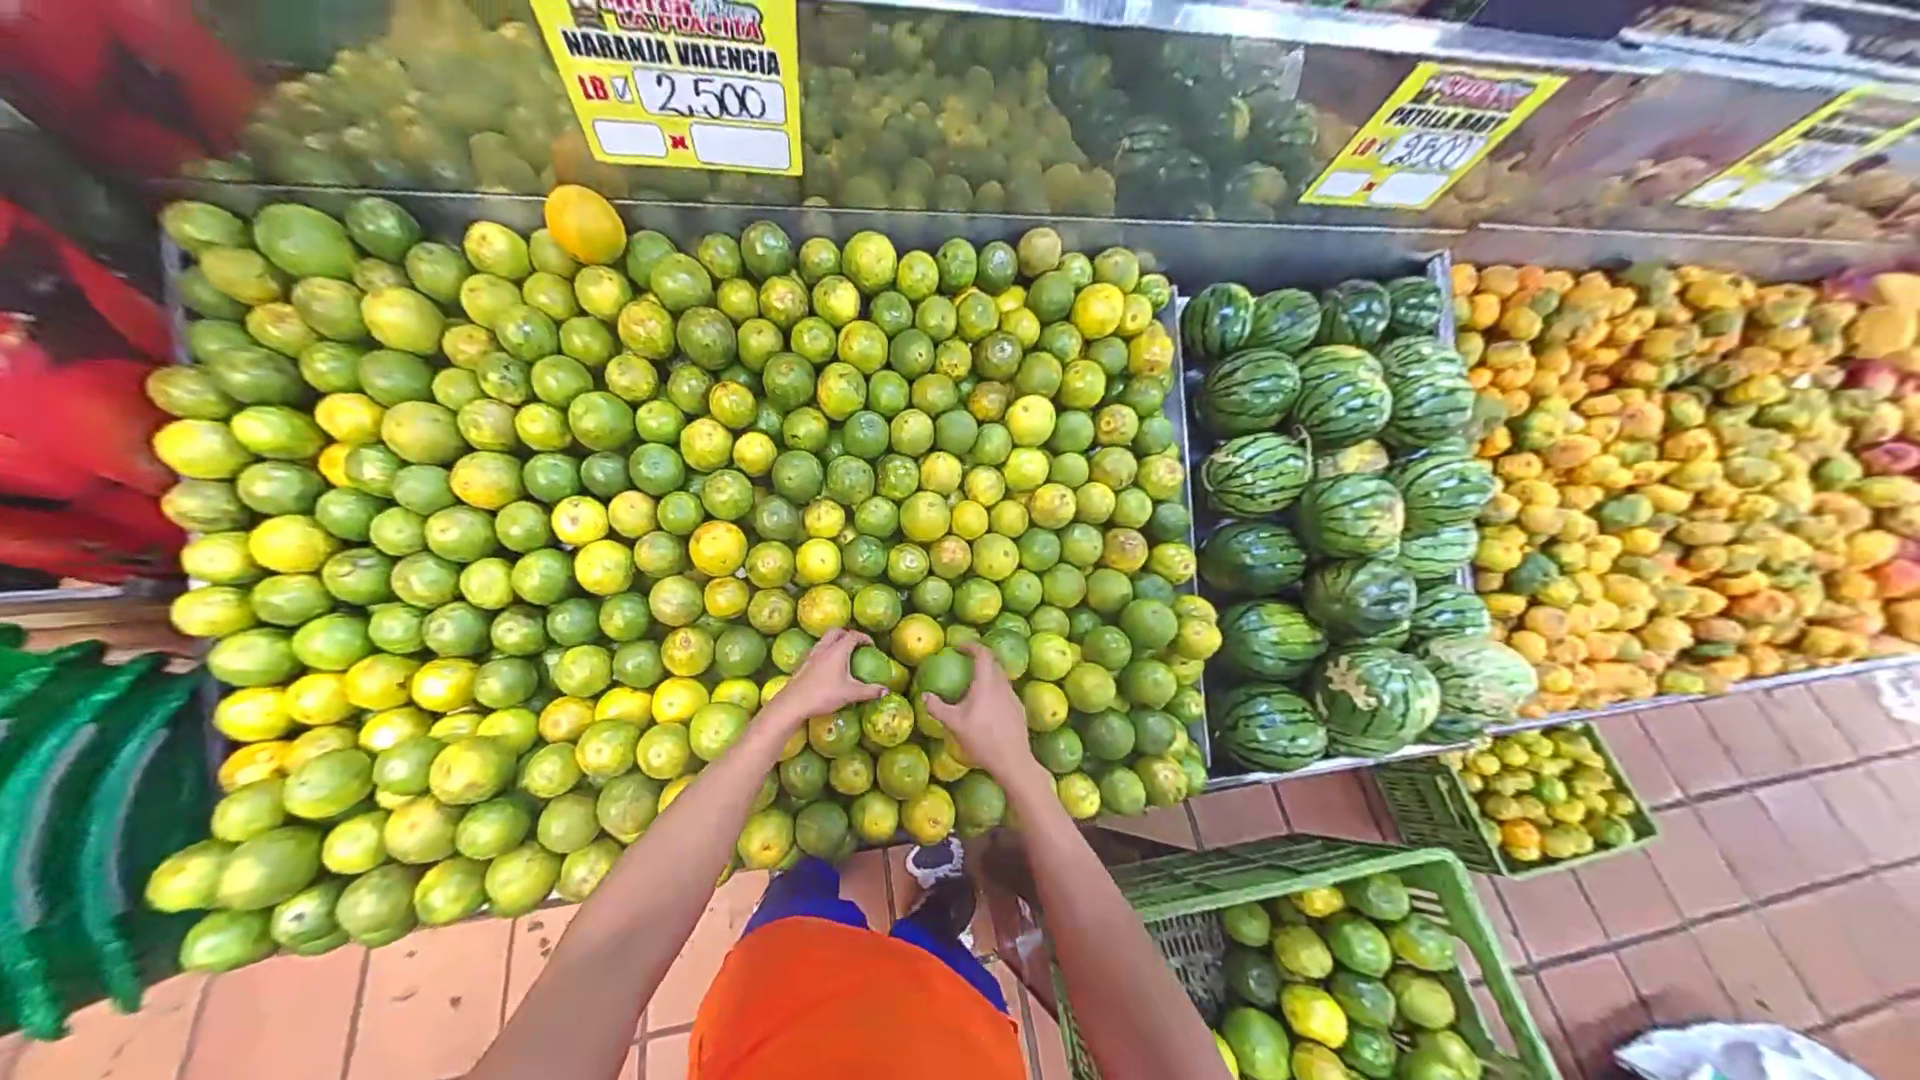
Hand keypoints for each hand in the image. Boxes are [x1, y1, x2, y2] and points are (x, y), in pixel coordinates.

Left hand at [763, 627, 885, 728]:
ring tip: (843, 652)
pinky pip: (817, 650)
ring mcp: (812, 655)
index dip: (864, 638)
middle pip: (836, 632)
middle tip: (856, 644)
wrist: (793, 703)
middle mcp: (824, 648)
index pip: (853, 636)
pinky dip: (826, 651)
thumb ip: (870, 691)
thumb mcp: (850, 694)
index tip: (871, 645)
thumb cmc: (824, 695)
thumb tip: (886, 690)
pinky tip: (828, 665)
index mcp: (838, 650)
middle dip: (847, 634)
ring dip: (835, 641)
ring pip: (825, 639)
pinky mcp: (804, 663)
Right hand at [921, 643, 1045, 789]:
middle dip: (980, 658)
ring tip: (974, 685)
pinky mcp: (1019, 710)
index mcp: (987, 683)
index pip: (983, 654)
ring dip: (988, 675)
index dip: (972, 646)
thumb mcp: (954, 724)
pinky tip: (987, 706)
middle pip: (994, 663)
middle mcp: (1003, 686)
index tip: (960, 647)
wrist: (1013, 761)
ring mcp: (1013, 697)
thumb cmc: (982, 739)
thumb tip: (924, 695)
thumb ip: (937, 707)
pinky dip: (995, 690)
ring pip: (1001, 678)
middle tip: (965, 662)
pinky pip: (1006, 692)